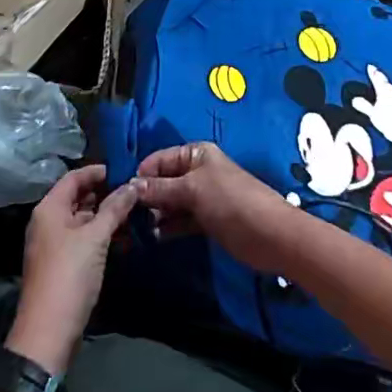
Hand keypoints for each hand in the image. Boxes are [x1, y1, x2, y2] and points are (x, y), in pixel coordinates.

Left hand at [9, 165, 137, 374]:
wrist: (48, 332)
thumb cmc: (69, 275)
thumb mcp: (95, 238)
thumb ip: (114, 208)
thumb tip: (133, 184)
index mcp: (50, 208)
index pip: (75, 176)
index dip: (100, 171)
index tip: (126, 171)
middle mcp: (49, 221)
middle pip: (80, 197)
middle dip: (107, 194)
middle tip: (136, 193)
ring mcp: (55, 243)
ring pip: (84, 220)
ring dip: (108, 216)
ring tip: (137, 214)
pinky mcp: (63, 264)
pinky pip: (84, 240)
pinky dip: (103, 236)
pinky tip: (125, 238)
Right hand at [134, 142, 299, 273]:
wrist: (271, 235)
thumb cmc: (230, 202)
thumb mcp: (192, 190)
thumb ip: (160, 188)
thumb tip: (130, 185)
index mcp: (196, 154)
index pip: (159, 159)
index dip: (141, 174)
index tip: (120, 194)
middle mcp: (197, 171)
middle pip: (163, 180)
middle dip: (146, 195)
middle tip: (125, 216)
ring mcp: (202, 197)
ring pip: (171, 202)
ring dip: (156, 213)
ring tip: (136, 229)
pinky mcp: (207, 220)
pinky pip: (181, 219)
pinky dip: (169, 226)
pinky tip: (154, 237)